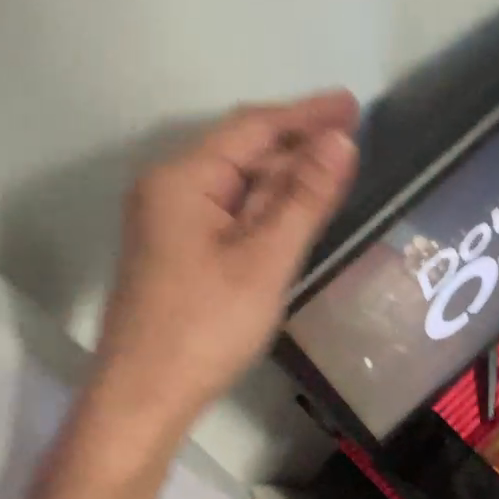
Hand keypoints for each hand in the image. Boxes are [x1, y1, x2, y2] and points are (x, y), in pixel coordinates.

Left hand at [87, 90, 359, 438]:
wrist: (146, 394)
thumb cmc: (206, 326)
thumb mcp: (265, 260)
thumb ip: (304, 198)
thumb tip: (341, 142)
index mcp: (184, 180)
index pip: (253, 128)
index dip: (306, 114)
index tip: (353, 104)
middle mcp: (170, 188)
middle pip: (241, 150)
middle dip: (297, 140)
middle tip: (352, 132)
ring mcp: (170, 220)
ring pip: (236, 182)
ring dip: (284, 172)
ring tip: (335, 164)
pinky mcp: (178, 250)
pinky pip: (230, 209)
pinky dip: (267, 202)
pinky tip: (295, 208)